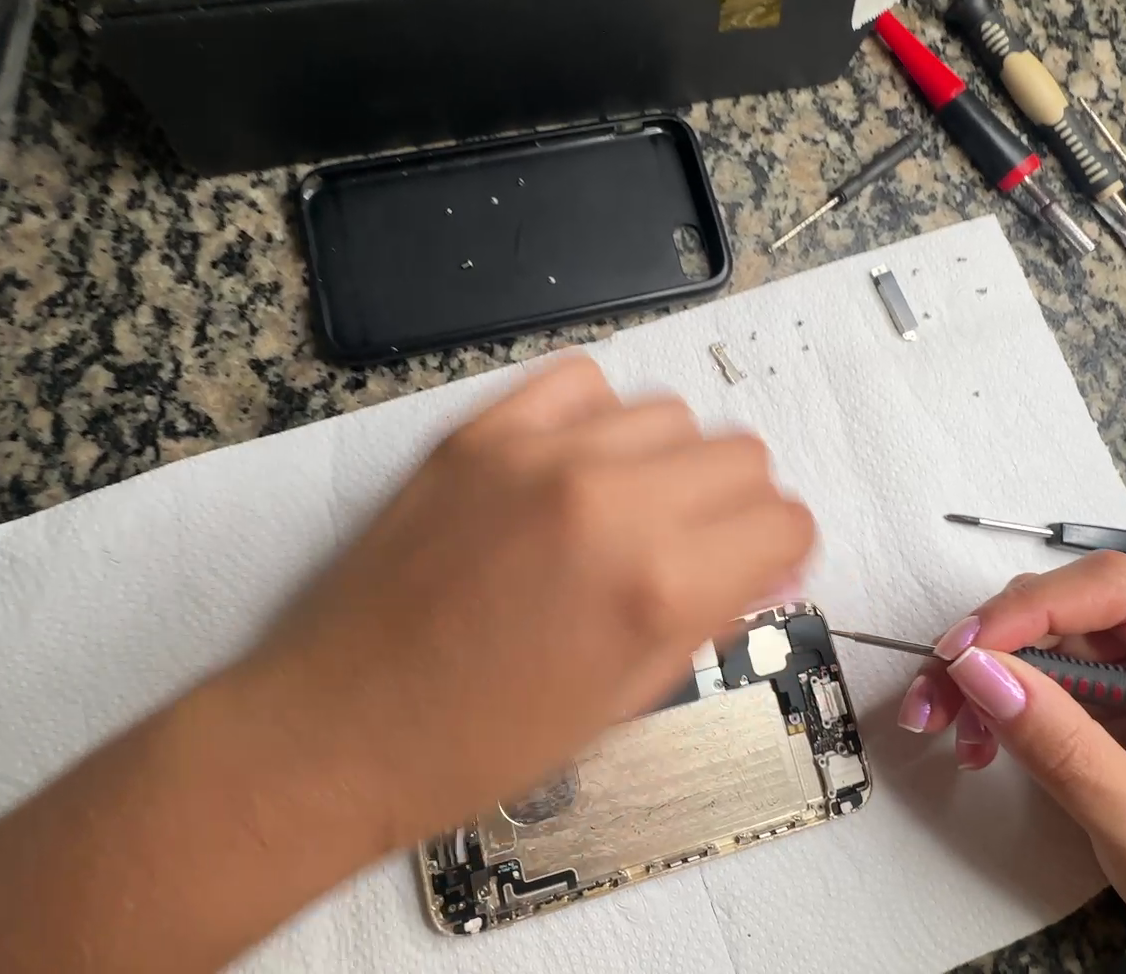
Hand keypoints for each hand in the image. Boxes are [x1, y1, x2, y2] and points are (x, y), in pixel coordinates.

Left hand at [234, 356, 815, 851]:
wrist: (339, 729)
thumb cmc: (480, 741)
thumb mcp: (625, 697)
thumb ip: (707, 613)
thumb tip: (761, 563)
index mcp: (659, 587)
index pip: (785, 522)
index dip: (778, 551)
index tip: (753, 567)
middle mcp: (611, 501)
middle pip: (742, 453)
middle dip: (736, 505)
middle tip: (695, 543)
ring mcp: (539, 453)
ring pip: (671, 412)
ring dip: (671, 460)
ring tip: (629, 507)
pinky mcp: (479, 432)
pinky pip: (581, 383)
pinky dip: (598, 418)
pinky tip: (576, 463)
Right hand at [898, 553, 1125, 973]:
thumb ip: (1063, 747)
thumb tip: (972, 666)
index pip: (1124, 593)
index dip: (1036, 607)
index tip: (963, 650)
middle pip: (1072, 607)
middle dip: (993, 645)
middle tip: (934, 697)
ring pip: (1043, 633)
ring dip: (982, 672)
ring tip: (941, 724)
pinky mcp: (1120, 692)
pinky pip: (1041, 668)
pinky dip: (994, 696)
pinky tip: (977, 739)